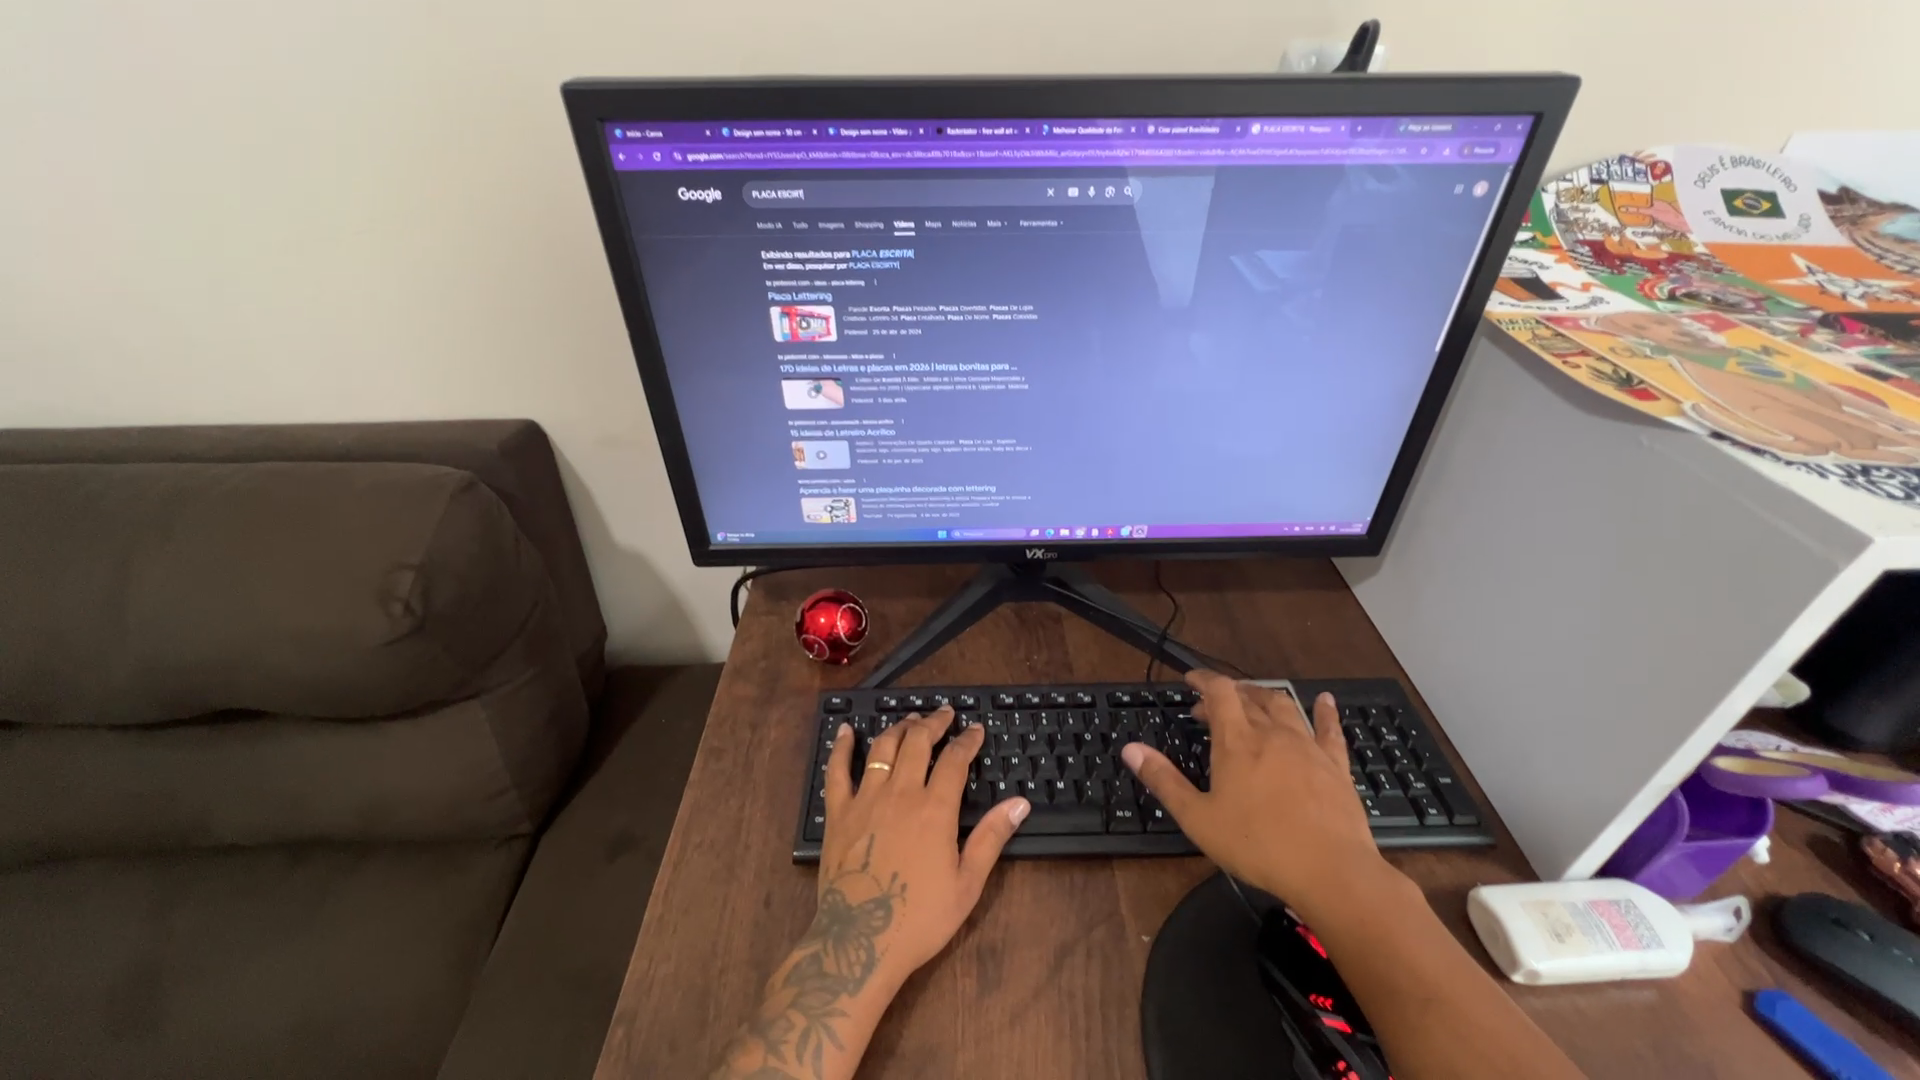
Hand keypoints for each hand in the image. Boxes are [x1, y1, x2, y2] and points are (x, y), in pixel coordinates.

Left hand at [816, 706, 1029, 990]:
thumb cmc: (920, 918)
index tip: (975, 730)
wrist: (860, 941)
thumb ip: (992, 837)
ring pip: (882, 749)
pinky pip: (837, 771)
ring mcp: (865, 800)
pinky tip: (845, 731)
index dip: (967, 741)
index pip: (955, 761)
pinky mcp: (838, 813)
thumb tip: (1020, 803)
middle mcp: (900, 794)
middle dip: (933, 723)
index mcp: (935, 809)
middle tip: (944, 714)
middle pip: (917, 743)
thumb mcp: (967, 883)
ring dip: (898, 729)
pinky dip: (841, 747)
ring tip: (910, 720)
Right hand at [1121, 672, 1386, 917]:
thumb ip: (1163, 780)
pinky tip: (1324, 701)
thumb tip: (1130, 749)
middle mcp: (1272, 734)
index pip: (1219, 692)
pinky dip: (1324, 711)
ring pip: (1284, 707)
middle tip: (1210, 707)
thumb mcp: (1198, 818)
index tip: (1191, 680)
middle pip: (1249, 697)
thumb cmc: (1256, 845)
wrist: (1329, 869)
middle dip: (1227, 694)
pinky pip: (1329, 730)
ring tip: (1253, 698)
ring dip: (1264, 697)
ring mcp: (1307, 747)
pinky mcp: (1335, 765)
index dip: (1203, 680)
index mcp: (1237, 742)